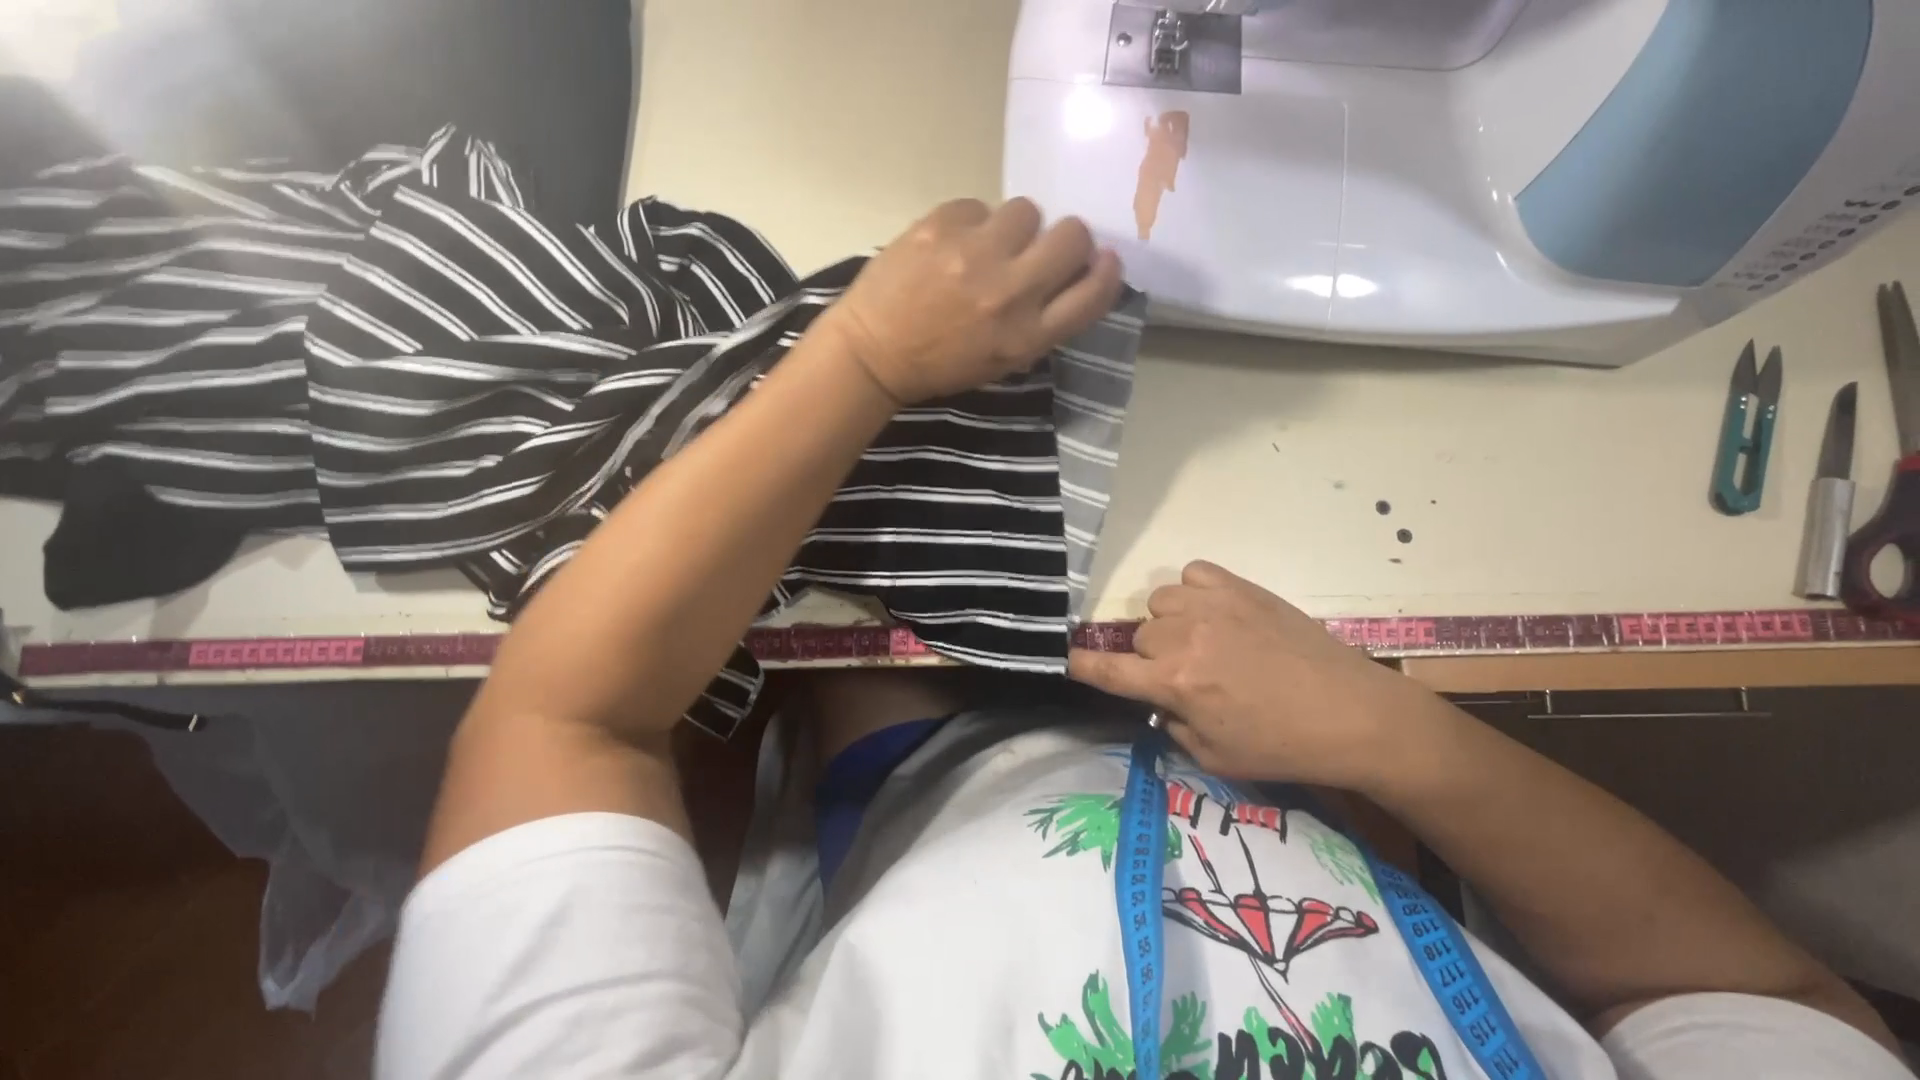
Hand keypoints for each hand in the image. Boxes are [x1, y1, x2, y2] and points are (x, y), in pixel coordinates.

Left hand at [819, 198, 1123, 404]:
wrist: (872, 353)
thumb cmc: (940, 364)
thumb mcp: (1002, 359)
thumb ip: (1041, 322)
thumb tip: (1074, 273)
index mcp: (1027, 336)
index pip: (1093, 292)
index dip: (1105, 271)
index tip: (1102, 261)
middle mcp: (1010, 292)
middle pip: (1073, 237)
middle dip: (1065, 238)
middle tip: (1038, 248)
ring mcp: (974, 255)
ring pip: (1027, 210)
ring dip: (1014, 226)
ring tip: (986, 246)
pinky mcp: (940, 226)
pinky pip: (978, 204)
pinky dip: (969, 221)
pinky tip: (949, 244)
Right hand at [1069, 560, 1447, 788]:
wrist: (1352, 713)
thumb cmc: (1282, 747)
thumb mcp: (1214, 757)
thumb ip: (1172, 725)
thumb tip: (1160, 700)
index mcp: (1174, 683)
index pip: (1108, 670)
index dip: (1081, 665)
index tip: (1066, 659)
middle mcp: (1184, 637)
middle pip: (1139, 636)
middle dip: (1151, 659)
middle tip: (1183, 678)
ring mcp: (1214, 605)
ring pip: (1161, 602)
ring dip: (1170, 624)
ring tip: (1200, 642)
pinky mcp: (1243, 588)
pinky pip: (1194, 573)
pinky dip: (1194, 591)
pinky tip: (1215, 612)